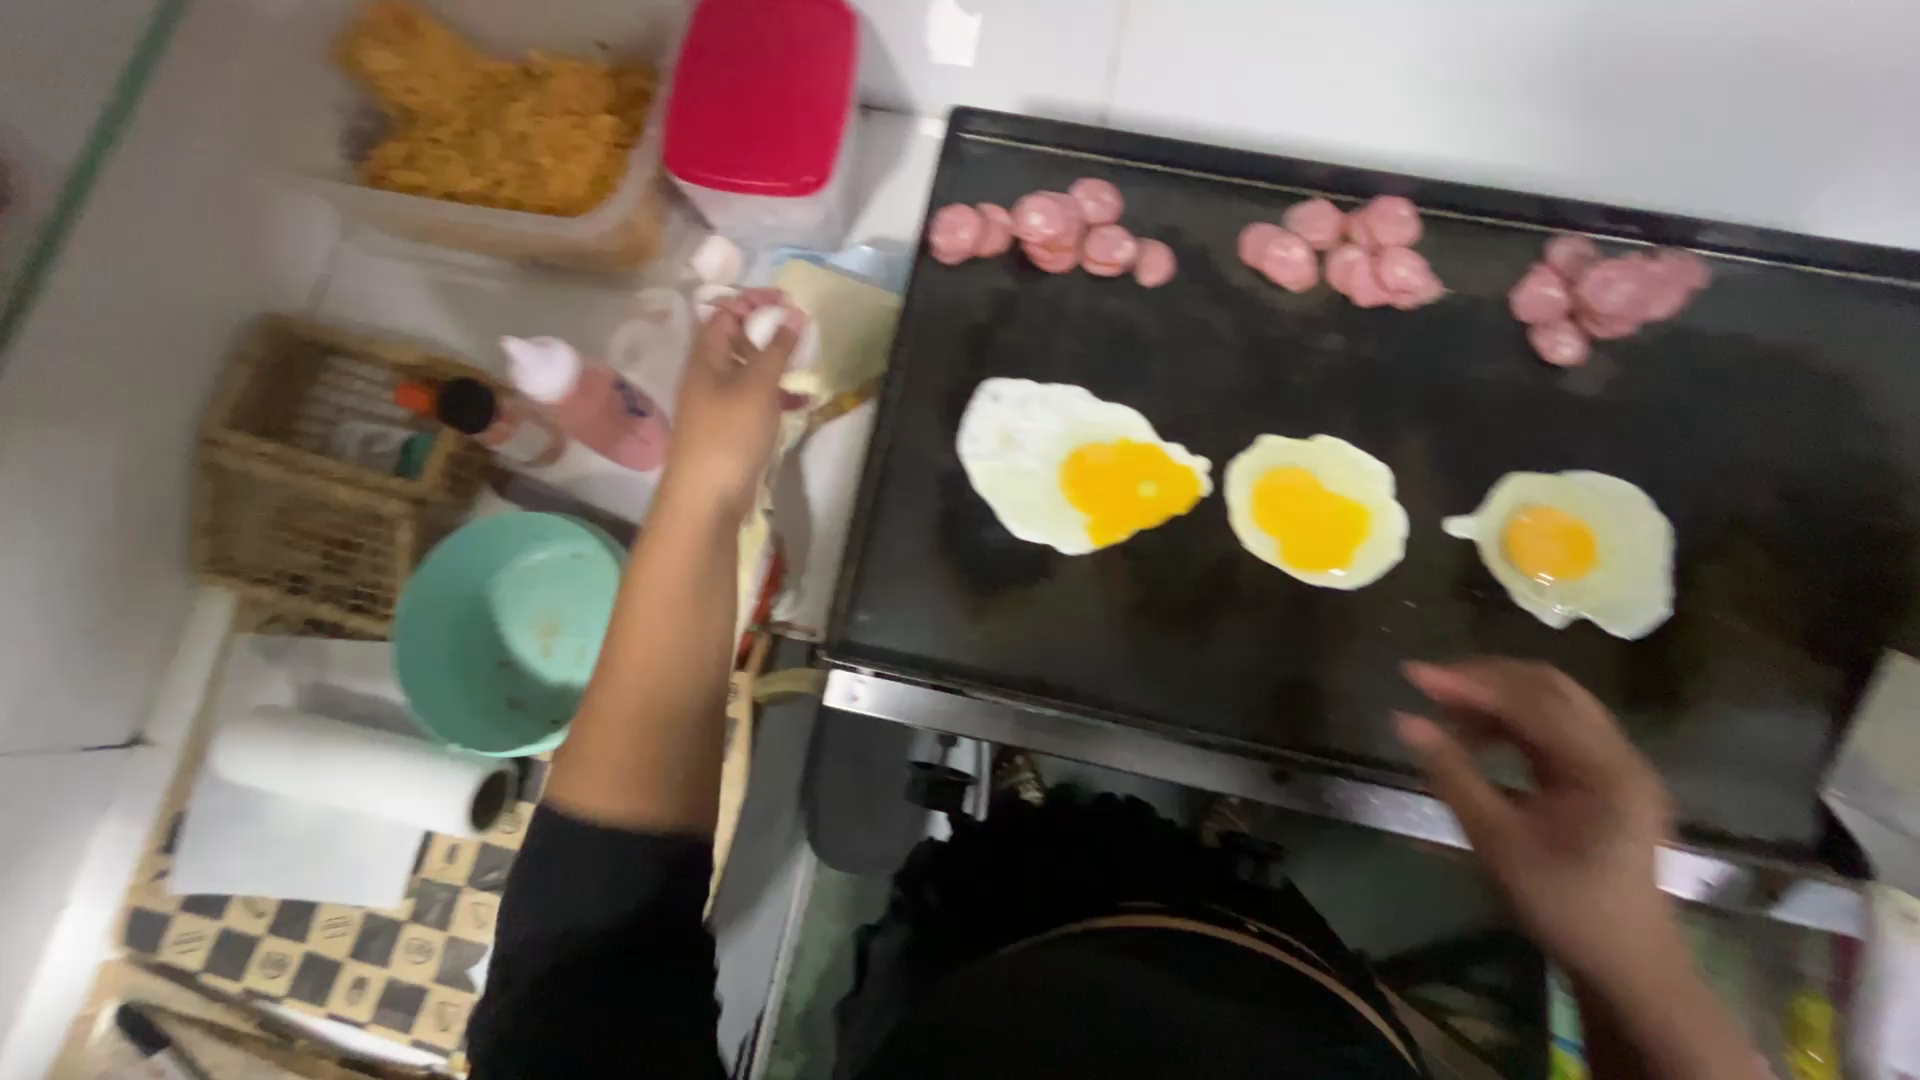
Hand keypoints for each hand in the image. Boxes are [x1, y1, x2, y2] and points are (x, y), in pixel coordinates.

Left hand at [660, 289, 804, 520]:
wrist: (707, 498)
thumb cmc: (730, 435)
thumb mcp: (757, 386)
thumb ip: (776, 350)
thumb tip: (792, 316)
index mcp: (705, 358)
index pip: (724, 313)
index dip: (753, 301)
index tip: (789, 303)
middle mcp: (707, 377)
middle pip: (735, 342)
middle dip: (767, 333)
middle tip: (801, 334)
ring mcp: (717, 406)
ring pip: (747, 373)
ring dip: (775, 366)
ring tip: (805, 367)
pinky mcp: (730, 432)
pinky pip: (755, 402)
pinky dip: (777, 397)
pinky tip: (802, 403)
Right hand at [1397, 658, 1679, 984]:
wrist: (1628, 966)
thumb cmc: (1563, 906)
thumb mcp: (1497, 841)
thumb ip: (1451, 774)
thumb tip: (1404, 720)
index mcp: (1604, 770)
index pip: (1531, 701)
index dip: (1469, 681)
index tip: (1412, 674)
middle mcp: (1619, 755)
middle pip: (1548, 687)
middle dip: (1484, 678)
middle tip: (1427, 685)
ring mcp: (1615, 763)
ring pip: (1551, 701)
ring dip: (1496, 696)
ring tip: (1444, 710)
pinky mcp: (1603, 775)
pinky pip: (1553, 726)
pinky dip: (1510, 718)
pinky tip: (1475, 735)